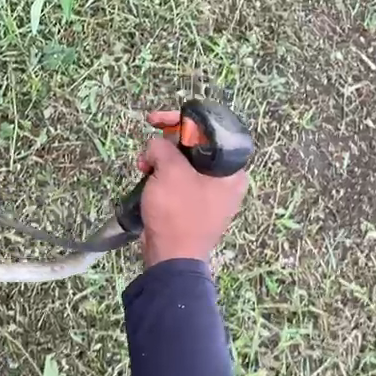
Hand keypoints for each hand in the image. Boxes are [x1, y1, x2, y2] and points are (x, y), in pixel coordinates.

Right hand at [136, 109, 248, 266]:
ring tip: (143, 168)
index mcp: (232, 170)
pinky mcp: (194, 203)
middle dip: (165, 144)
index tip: (154, 120)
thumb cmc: (178, 212)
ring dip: (159, 160)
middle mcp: (226, 179)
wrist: (172, 256)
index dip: (179, 121)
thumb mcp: (170, 171)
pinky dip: (161, 174)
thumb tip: (157, 146)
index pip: (208, 131)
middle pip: (193, 146)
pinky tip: (147, 179)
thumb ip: (163, 147)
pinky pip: (177, 179)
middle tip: (147, 152)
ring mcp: (210, 193)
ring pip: (182, 162)